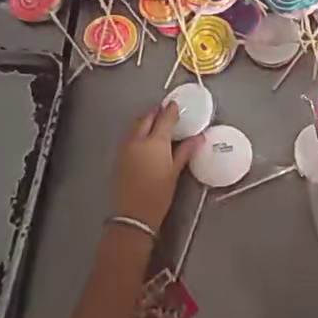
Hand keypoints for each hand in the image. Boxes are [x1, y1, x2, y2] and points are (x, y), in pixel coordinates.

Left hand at [113, 103, 203, 227]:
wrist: (134, 213)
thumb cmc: (159, 194)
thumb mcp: (174, 172)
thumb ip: (185, 151)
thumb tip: (198, 138)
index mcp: (155, 142)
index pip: (164, 119)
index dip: (171, 110)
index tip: (175, 104)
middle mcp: (138, 140)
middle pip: (146, 118)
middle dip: (155, 112)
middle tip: (164, 110)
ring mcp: (126, 147)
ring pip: (135, 126)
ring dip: (144, 120)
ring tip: (154, 121)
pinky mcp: (119, 156)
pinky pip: (128, 136)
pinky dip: (137, 131)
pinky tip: (143, 137)